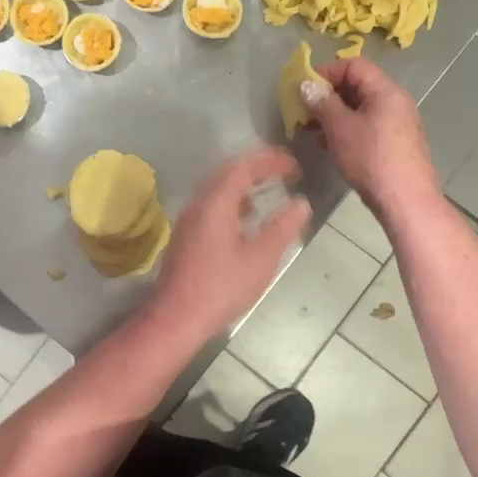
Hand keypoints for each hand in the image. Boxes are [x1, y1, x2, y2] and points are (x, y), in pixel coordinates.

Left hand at [153, 149, 312, 335]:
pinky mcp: (186, 234)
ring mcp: (189, 219)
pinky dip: (232, 198)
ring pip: (216, 186)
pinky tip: (246, 216)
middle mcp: (198, 204)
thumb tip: (301, 203)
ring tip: (269, 188)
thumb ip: (282, 228)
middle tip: (284, 170)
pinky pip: (211, 202)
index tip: (294, 164)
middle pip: (226, 171)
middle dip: (256, 165)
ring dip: (242, 181)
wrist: (177, 316)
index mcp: (215, 204)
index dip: (269, 160)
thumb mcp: (260, 259)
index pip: (242, 167)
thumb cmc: (222, 288)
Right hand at [302, 58, 440, 215]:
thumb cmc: (370, 158)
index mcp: (386, 91)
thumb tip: (307, 85)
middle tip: (305, 112)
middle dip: (328, 96)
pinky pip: (368, 126)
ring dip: (335, 115)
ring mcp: (398, 123)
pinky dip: (347, 129)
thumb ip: (322, 103)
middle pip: (358, 86)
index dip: (327, 71)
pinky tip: (331, 146)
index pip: (354, 65)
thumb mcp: (340, 128)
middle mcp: (396, 101)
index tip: (305, 89)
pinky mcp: (396, 143)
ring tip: (314, 131)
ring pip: (361, 108)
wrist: (405, 200)